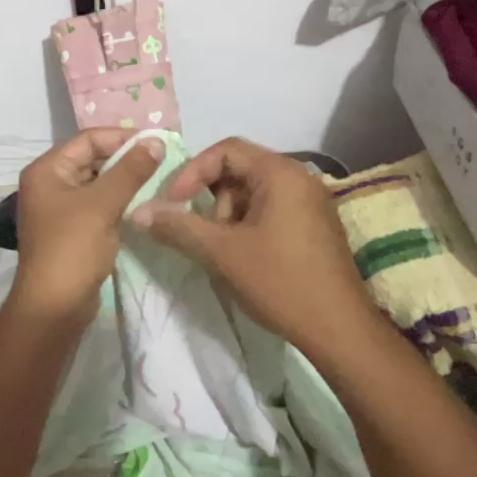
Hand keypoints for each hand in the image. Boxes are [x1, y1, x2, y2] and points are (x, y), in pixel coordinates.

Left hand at [10, 129, 164, 324]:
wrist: (54, 306)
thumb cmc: (73, 248)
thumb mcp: (103, 204)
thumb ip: (131, 171)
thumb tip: (155, 142)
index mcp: (46, 170)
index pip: (88, 139)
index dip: (122, 137)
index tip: (157, 143)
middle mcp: (48, 184)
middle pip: (91, 159)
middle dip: (125, 159)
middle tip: (161, 162)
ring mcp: (58, 209)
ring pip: (96, 184)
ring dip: (124, 182)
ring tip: (158, 181)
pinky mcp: (70, 230)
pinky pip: (97, 205)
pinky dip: (118, 202)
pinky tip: (142, 205)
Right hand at [132, 137, 377, 355]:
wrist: (338, 327)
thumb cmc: (280, 281)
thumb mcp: (222, 253)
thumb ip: (178, 227)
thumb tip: (138, 212)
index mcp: (280, 173)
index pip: (226, 149)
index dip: (192, 172)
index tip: (172, 203)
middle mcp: (299, 178)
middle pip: (239, 169)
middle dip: (211, 199)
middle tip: (202, 235)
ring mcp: (310, 202)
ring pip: (252, 193)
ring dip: (228, 217)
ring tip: (225, 254)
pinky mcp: (313, 226)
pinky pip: (270, 210)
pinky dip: (247, 226)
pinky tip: (244, 259)